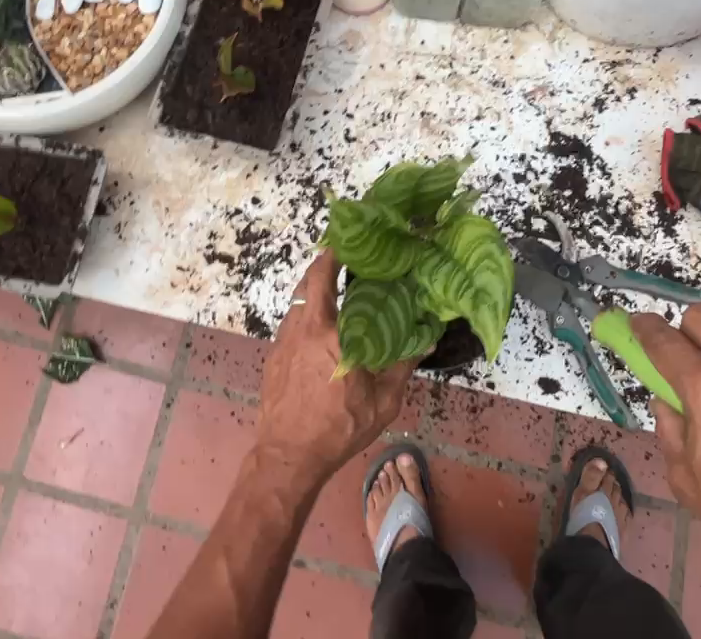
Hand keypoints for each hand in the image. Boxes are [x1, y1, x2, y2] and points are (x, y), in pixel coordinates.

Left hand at [254, 251, 416, 484]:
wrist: (288, 456)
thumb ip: (402, 366)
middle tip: (345, 258)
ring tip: (337, 290)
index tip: (351, 243)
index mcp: (330, 334)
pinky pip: (292, 323)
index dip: (335, 256)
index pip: (326, 279)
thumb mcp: (382, 402)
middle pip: (308, 282)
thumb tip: (426, 339)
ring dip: (315, 290)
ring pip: (298, 302)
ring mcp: (284, 342)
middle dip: (324, 264)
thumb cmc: (338, 429)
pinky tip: (321, 329)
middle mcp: (303, 329)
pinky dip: (306, 315)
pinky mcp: (274, 357)